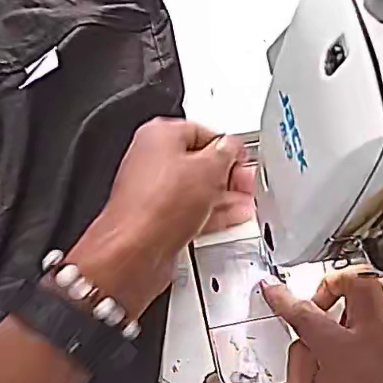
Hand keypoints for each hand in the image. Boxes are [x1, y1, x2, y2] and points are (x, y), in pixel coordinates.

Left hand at [67, 119, 255, 315]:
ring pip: (195, 191)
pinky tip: (227, 219)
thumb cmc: (157, 207)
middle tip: (245, 184)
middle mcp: (151, 161)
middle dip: (227, 175)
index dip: (228, 147)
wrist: (136, 251)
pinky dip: (209, 215)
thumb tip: (232, 147)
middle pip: (198, 163)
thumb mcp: (208, 169)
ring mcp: (153, 193)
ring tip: (243, 203)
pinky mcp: (157, 220)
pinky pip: (188, 213)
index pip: (203, 132)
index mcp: (159, 136)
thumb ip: (226, 152)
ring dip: (221, 198)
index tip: (243, 160)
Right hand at [261, 270, 382, 382]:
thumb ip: (298, 361)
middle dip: (334, 282)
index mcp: (343, 353)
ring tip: (351, 309)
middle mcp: (379, 341)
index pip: (305, 311)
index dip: (283, 298)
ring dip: (366, 291)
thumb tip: (303, 340)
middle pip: (358, 282)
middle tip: (322, 299)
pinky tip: (381, 325)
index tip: (276, 292)